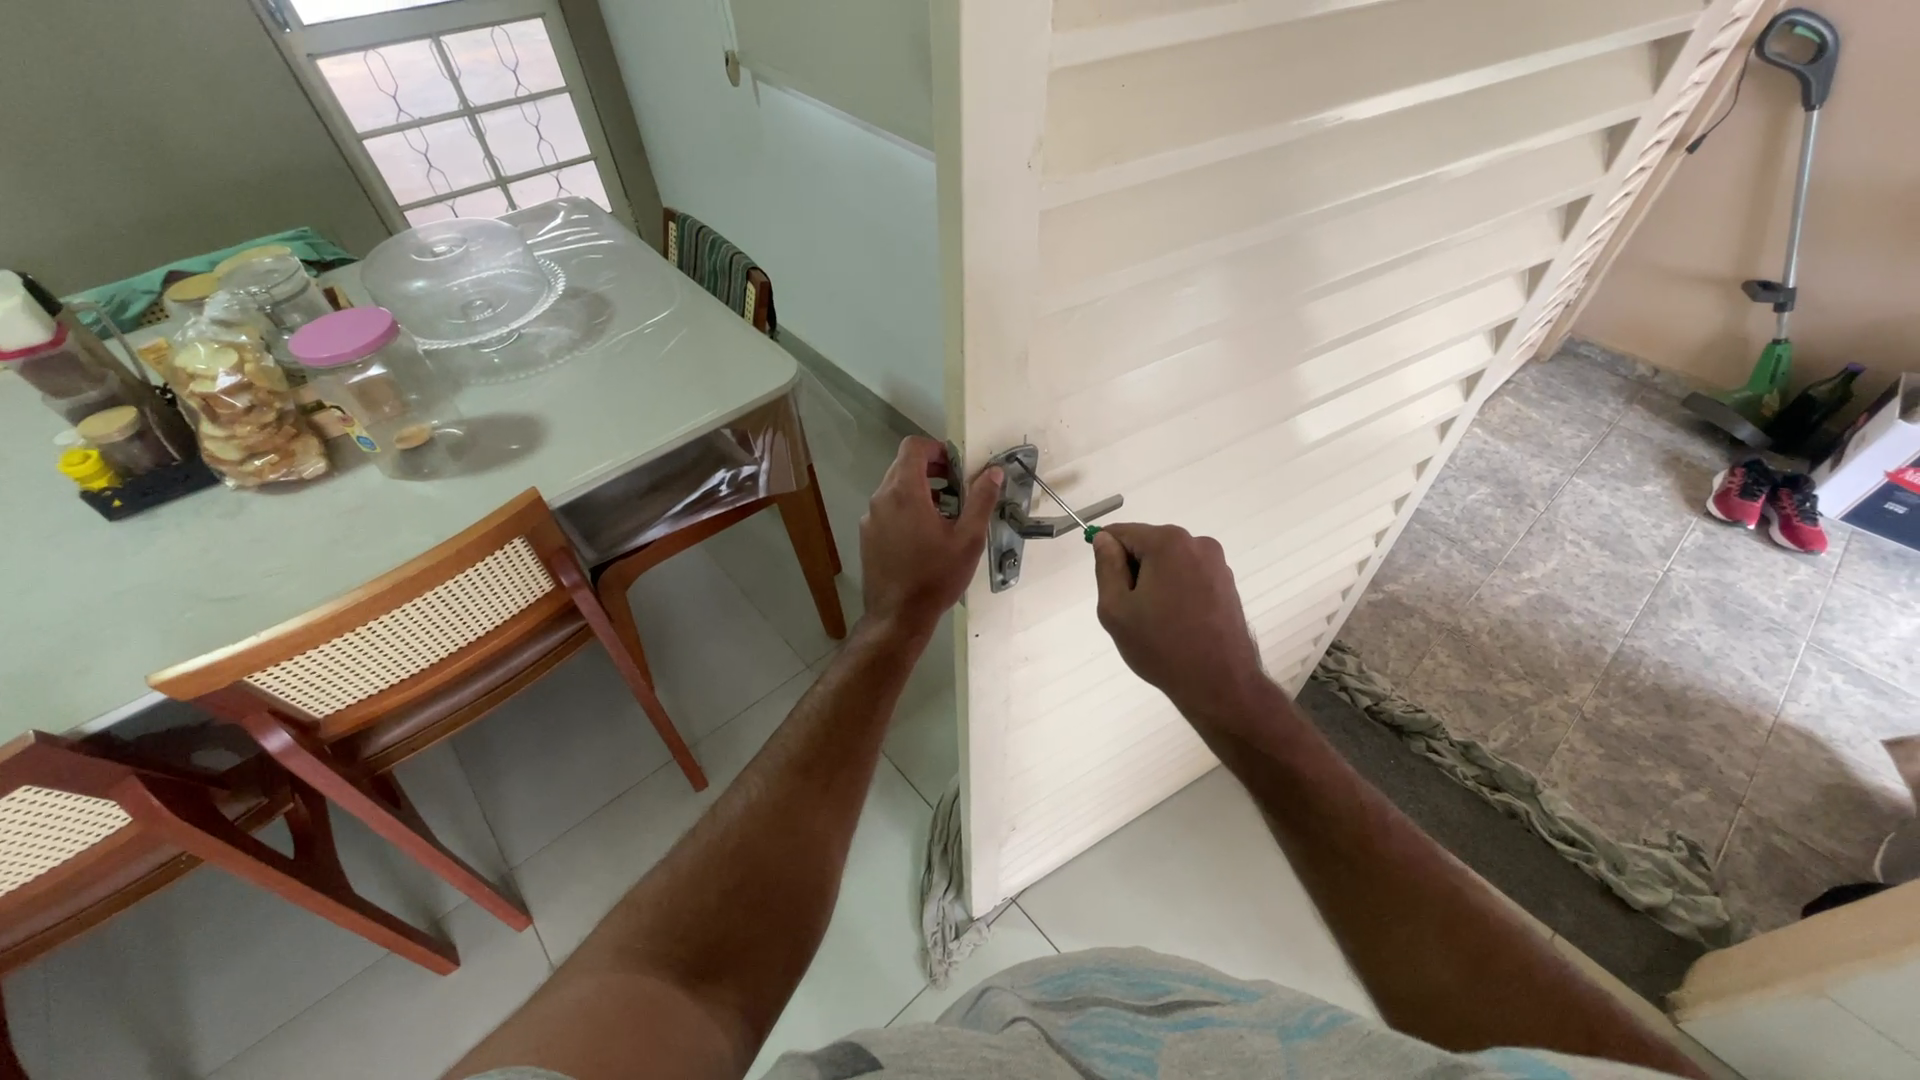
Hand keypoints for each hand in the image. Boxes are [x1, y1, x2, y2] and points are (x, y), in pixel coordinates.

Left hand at [859, 437, 1001, 634]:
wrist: (898, 617)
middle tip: (958, 487)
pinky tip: (926, 535)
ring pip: (894, 488)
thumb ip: (981, 499)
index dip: (936, 448)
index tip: (957, 465)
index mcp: (904, 492)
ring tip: (946, 513)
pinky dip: (907, 509)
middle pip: (903, 466)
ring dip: (920, 490)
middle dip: (932, 469)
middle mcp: (881, 499)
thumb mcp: (968, 538)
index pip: (913, 447)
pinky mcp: (867, 536)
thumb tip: (993, 472)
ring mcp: (870, 519)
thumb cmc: (936, 576)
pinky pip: (888, 509)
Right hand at [1093, 524, 1274, 728]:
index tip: (1108, 587)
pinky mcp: (1227, 584)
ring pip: (1168, 562)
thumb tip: (1104, 540)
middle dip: (1133, 571)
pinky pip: (1188, 576)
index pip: (1123, 532)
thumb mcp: (1116, 608)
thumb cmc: (1160, 646)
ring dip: (1154, 582)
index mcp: (1168, 543)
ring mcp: (1217, 564)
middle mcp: (1197, 544)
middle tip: (1132, 612)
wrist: (1219, 683)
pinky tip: (1176, 623)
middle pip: (1148, 545)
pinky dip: (1176, 592)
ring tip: (1156, 622)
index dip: (1107, 555)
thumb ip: (1106, 566)